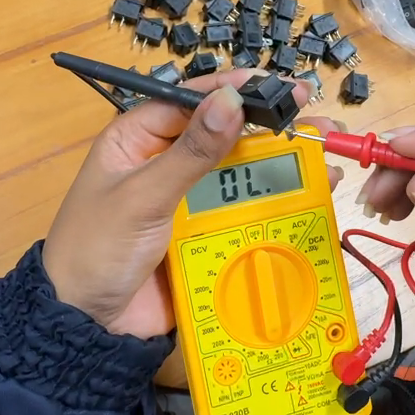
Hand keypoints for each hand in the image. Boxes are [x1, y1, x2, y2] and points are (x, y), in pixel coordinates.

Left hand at [42, 71, 328, 337]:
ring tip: (327, 155)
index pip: (191, 100)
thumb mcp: (142, 196)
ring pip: (240, 172)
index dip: (235, 90)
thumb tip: (232, 99)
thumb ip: (190, 152)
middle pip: (223, 134)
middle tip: (317, 120)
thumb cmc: (98, 250)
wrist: (87, 329)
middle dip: (269, 125)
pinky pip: (243, 211)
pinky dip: (275, 202)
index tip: (278, 86)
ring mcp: (187, 199)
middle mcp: (165, 162)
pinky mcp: (204, 233)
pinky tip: (312, 195)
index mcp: (137, 139)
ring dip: (281, 162)